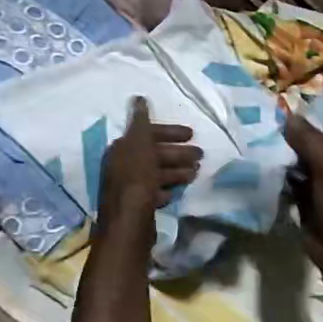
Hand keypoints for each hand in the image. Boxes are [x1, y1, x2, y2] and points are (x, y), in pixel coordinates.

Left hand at [99, 97, 199, 227]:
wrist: (129, 223)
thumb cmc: (137, 179)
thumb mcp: (140, 144)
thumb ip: (140, 122)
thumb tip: (138, 98)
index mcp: (122, 149)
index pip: (147, 133)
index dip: (170, 132)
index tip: (191, 134)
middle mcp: (123, 165)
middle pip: (154, 154)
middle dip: (178, 153)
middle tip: (200, 155)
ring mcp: (130, 187)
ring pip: (157, 172)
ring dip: (176, 170)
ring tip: (196, 173)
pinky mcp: (138, 205)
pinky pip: (156, 191)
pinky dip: (168, 187)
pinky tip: (179, 190)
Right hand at [284, 93, 322, 268]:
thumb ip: (308, 138)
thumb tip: (290, 118)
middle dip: (309, 126)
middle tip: (281, 112)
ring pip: (312, 158)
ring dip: (293, 149)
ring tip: (267, 134)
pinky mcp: (317, 199)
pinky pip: (300, 179)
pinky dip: (287, 172)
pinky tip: (268, 162)